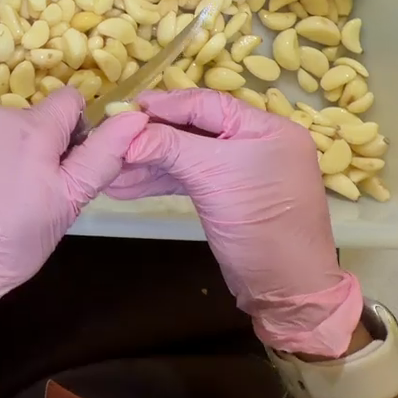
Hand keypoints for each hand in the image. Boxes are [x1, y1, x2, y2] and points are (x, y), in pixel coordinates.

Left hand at [0, 89, 146, 334]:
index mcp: (33, 128)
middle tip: (39, 190)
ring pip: (10, 127)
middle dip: (46, 144)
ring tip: (8, 193)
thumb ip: (103, 156)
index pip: (70, 100)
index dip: (78, 128)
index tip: (69, 163)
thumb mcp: (69, 202)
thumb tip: (135, 117)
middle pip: (38, 117)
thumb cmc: (14, 239)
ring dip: (17, 148)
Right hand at [117, 88, 362, 357]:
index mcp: (266, 128)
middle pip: (192, 126)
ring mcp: (241, 168)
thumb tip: (123, 135)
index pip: (204, 103)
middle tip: (113, 137)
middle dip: (150, 136)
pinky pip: (189, 174)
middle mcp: (256, 141)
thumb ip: (167, 147)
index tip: (124, 111)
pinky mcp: (227, 192)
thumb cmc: (260, 227)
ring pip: (186, 152)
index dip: (162, 105)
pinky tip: (125, 186)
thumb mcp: (210, 178)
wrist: (287, 294)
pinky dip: (159, 178)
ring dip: (148, 161)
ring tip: (111, 168)